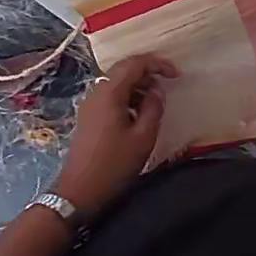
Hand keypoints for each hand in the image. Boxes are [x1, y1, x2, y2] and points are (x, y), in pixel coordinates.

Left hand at [53, 54, 180, 218]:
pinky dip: (128, 97)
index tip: (176, 75)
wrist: (79, 192)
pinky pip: (111, 97)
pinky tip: (140, 113)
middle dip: (148, 72)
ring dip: (138, 86)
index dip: (158, 64)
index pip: (135, 64)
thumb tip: (157, 90)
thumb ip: (153, 107)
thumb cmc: (114, 164)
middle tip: (169, 83)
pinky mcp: (88, 116)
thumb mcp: (143, 136)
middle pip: (124, 70)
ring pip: (117, 83)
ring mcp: (90, 104)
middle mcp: (96, 93)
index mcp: (110, 93)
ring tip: (157, 101)